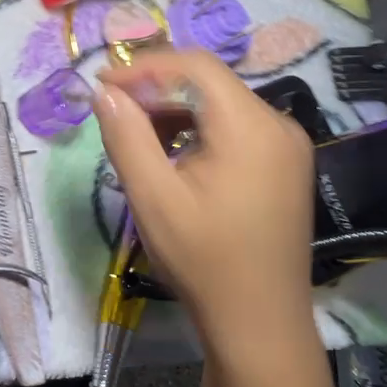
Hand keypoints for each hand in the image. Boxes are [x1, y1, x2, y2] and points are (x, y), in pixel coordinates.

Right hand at [91, 51, 313, 320]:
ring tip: (136, 140)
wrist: (257, 319)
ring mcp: (286, 146)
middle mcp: (277, 124)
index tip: (101, 86)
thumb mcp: (152, 197)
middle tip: (112, 115)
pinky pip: (235, 129)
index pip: (194, 67)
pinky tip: (172, 158)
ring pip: (220, 106)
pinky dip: (197, 131)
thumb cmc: (202, 258)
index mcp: (249, 126)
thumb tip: (105, 92)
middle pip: (209, 84)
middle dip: (156, 90)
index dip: (143, 68)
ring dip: (174, 111)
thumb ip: (127, 137)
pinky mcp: (284, 166)